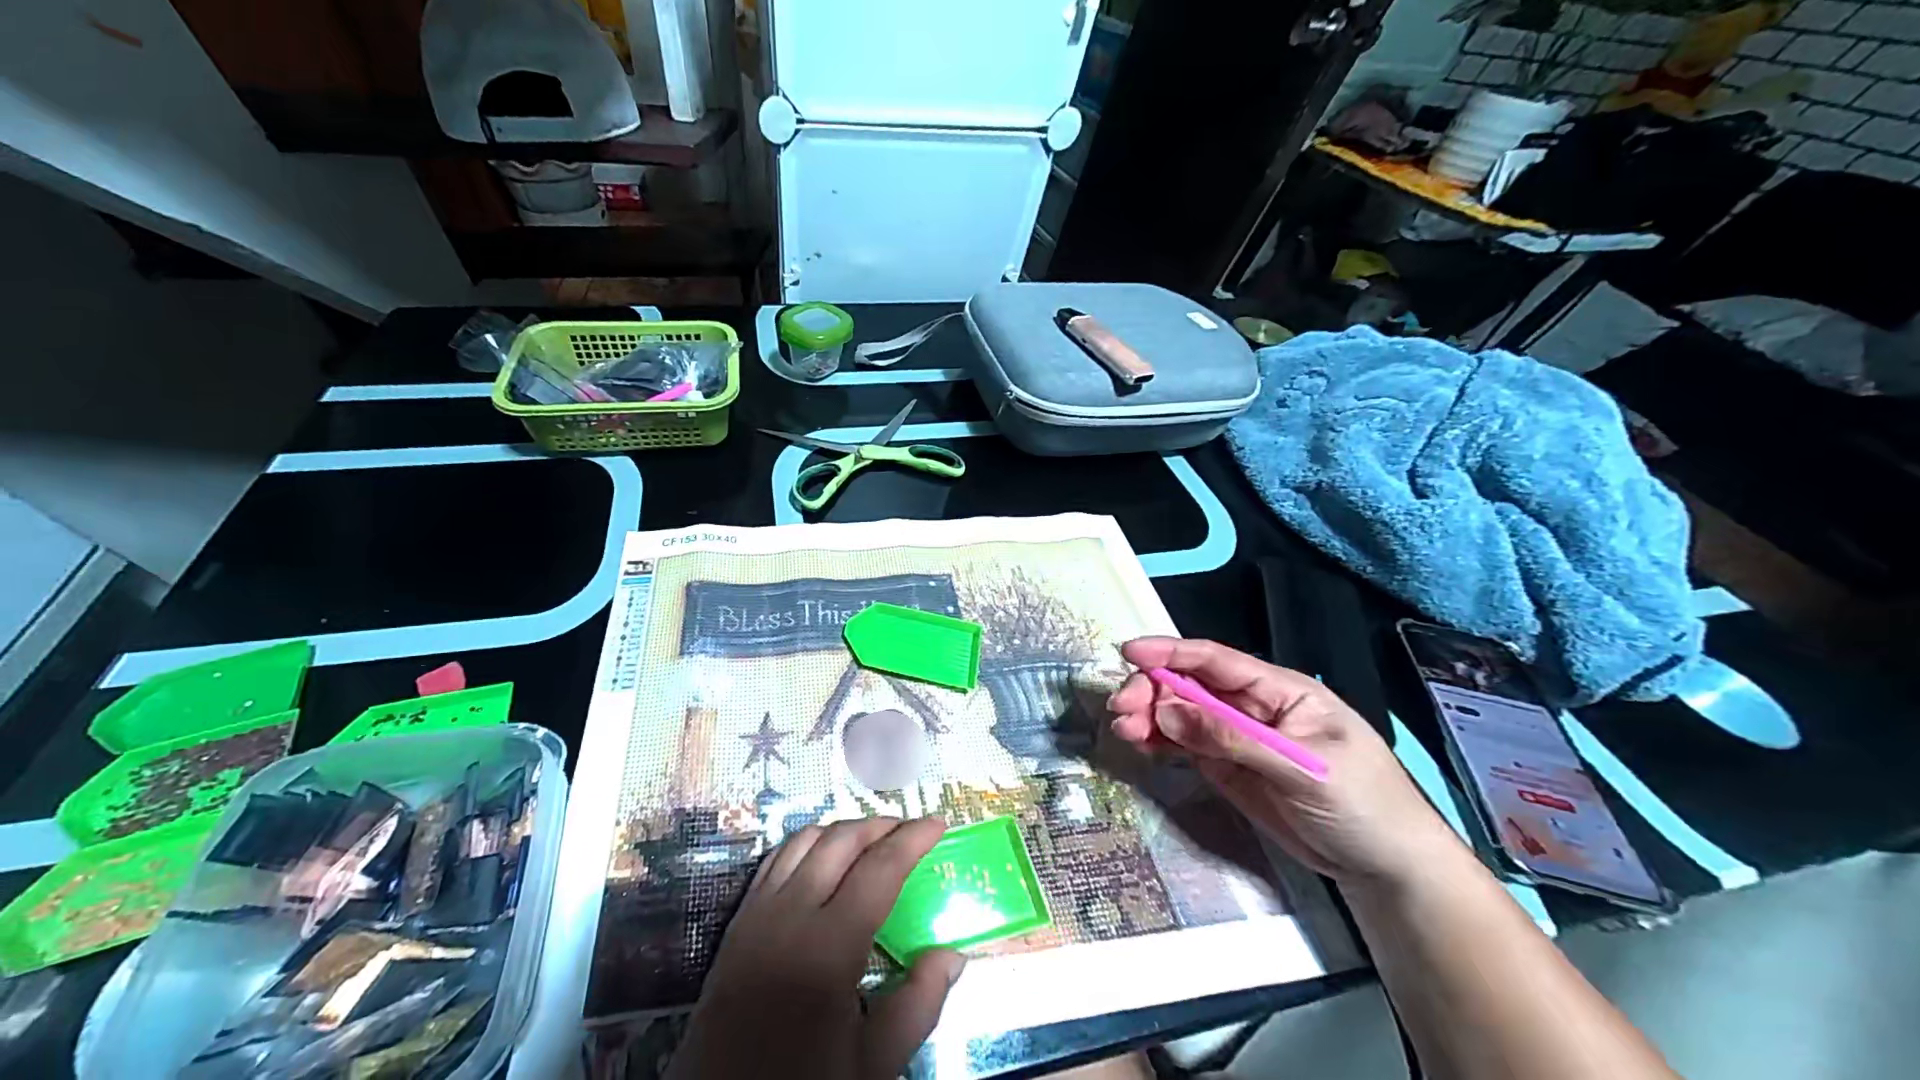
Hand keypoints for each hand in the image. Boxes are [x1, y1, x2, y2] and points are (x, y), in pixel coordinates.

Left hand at [666, 817, 964, 1079]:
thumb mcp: (873, 1064)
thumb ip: (919, 1003)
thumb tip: (953, 954)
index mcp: (829, 946)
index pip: (879, 869)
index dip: (913, 840)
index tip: (938, 823)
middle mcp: (790, 914)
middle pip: (840, 842)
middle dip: (880, 826)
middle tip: (909, 830)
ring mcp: (757, 914)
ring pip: (804, 841)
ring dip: (844, 831)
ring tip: (872, 839)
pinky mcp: (737, 922)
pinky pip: (774, 859)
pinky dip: (807, 844)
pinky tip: (822, 856)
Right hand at [1107, 637, 1461, 887]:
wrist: (1386, 868)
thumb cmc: (1363, 804)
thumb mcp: (1301, 767)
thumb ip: (1233, 738)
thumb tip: (1167, 711)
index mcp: (1280, 690)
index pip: (1217, 661)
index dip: (1171, 652)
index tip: (1129, 653)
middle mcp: (1252, 707)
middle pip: (1191, 686)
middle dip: (1152, 690)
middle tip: (1121, 710)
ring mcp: (1237, 738)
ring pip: (1182, 715)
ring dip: (1149, 717)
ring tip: (1123, 731)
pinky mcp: (1227, 768)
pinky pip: (1186, 746)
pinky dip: (1160, 742)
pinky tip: (1140, 744)